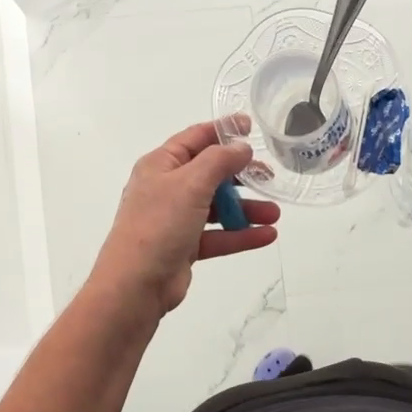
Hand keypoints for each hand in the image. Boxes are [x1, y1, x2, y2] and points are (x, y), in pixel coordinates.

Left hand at [91, 120, 279, 316]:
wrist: (136, 283)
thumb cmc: (159, 225)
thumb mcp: (190, 184)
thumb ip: (219, 161)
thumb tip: (240, 148)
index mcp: (161, 165)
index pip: (195, 139)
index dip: (222, 132)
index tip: (251, 128)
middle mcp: (167, 189)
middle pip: (210, 175)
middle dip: (240, 176)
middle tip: (269, 177)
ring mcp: (176, 220)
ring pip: (217, 208)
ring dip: (246, 209)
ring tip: (275, 214)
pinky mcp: (186, 247)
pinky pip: (219, 236)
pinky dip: (241, 235)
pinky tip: (267, 235)